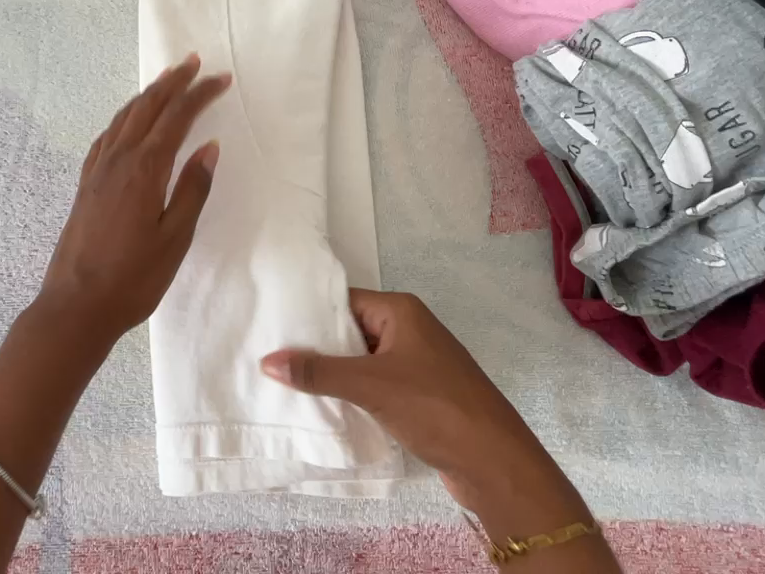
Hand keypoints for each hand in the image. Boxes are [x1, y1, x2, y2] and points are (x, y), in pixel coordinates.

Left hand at [32, 54, 230, 344]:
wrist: (76, 306)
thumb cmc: (133, 278)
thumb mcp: (175, 238)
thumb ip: (192, 189)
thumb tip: (208, 148)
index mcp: (144, 169)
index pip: (176, 118)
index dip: (199, 95)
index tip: (220, 79)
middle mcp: (117, 160)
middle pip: (147, 108)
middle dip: (172, 83)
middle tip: (194, 63)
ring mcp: (97, 170)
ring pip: (124, 118)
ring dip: (147, 95)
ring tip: (166, 81)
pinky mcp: (85, 184)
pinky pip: (107, 136)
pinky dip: (124, 118)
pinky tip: (128, 121)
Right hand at [259, 289, 557, 490]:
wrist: (496, 464)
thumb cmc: (434, 407)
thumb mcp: (369, 386)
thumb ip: (318, 373)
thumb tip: (268, 361)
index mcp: (401, 311)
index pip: (343, 301)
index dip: (311, 315)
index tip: (274, 326)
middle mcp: (409, 329)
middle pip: (351, 330)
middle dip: (319, 347)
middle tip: (275, 356)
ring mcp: (417, 362)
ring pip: (363, 360)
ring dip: (336, 373)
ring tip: (291, 382)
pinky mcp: (421, 393)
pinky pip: (377, 383)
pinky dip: (355, 392)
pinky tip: (328, 406)